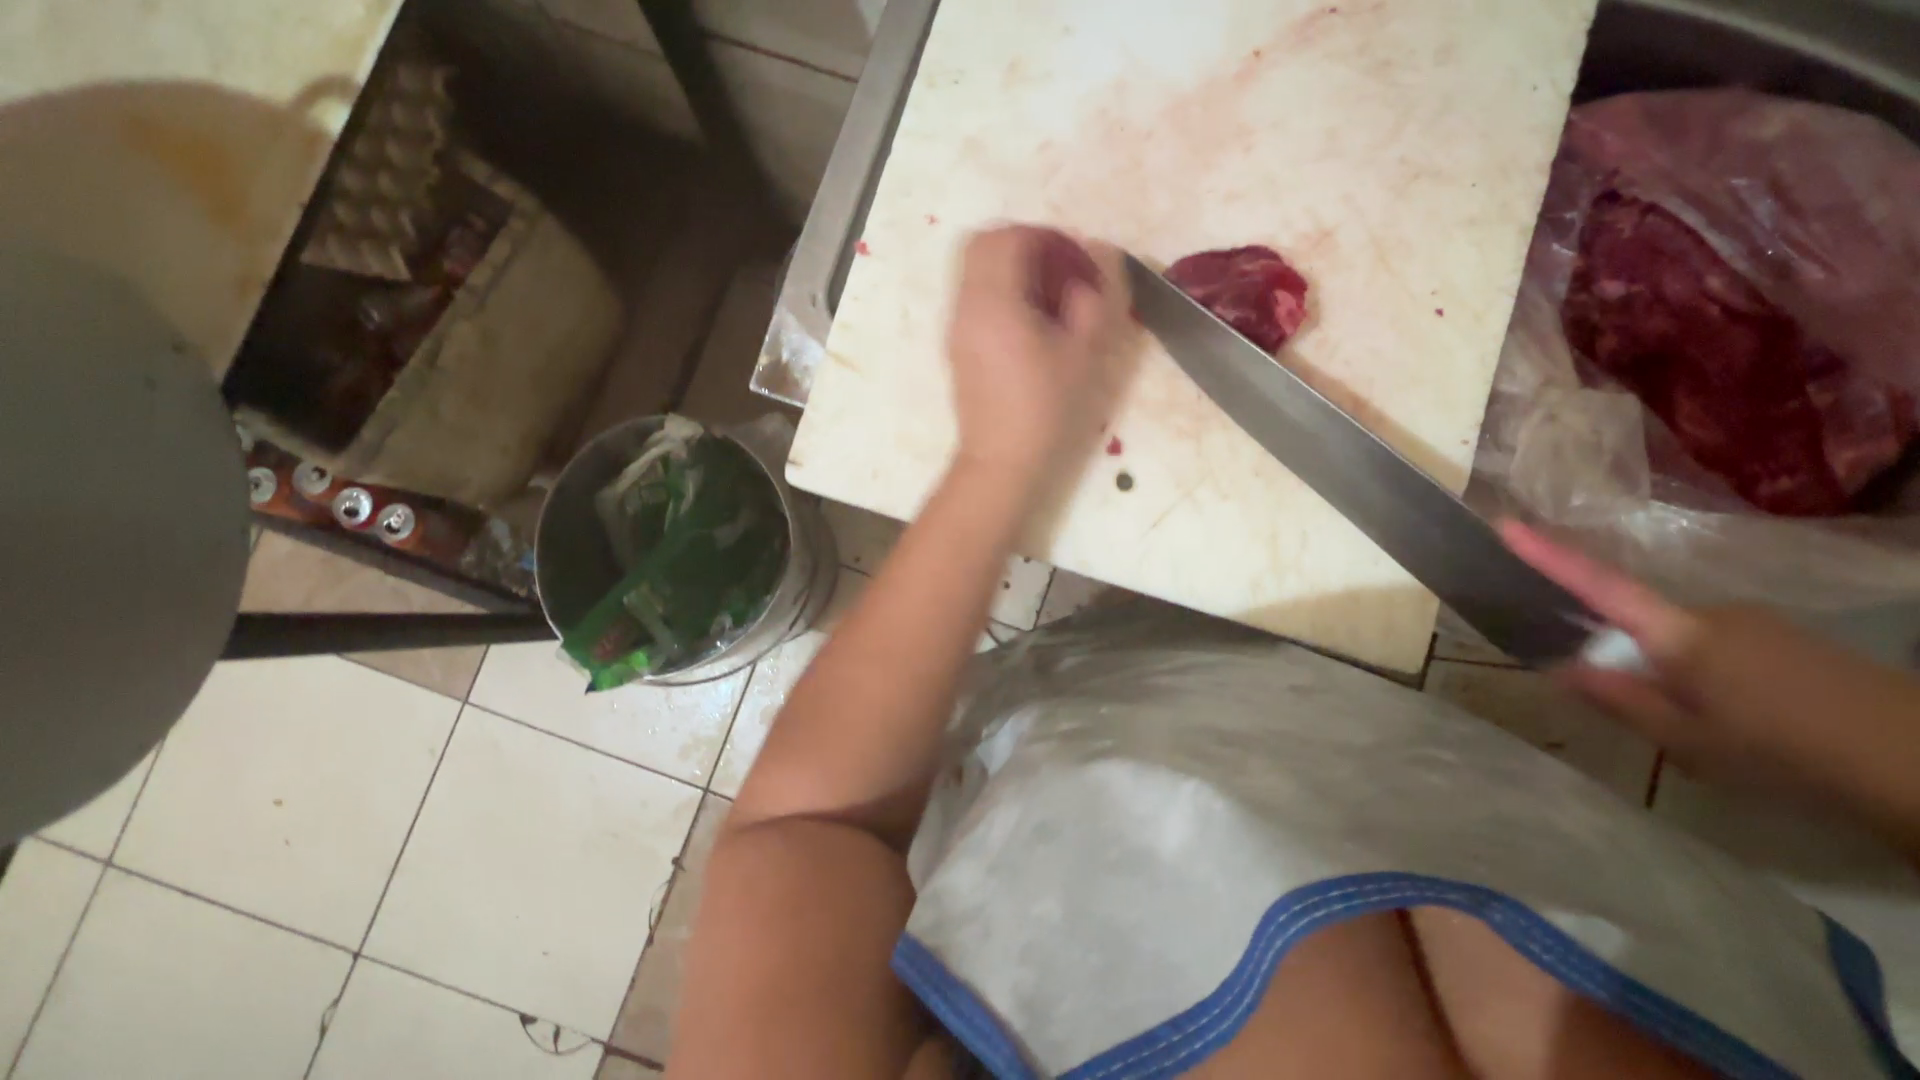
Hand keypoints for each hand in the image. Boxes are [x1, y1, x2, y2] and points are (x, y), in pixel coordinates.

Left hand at [945, 224, 1130, 494]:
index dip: (1044, 236)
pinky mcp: (958, 349)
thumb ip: (1097, 293)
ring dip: (1013, 271)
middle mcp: (965, 307)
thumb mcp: (1086, 351)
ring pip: (976, 272)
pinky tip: (1035, 329)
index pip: (1005, 237)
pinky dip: (1003, 296)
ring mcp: (956, 329)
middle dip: (1025, 246)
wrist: (1002, 464)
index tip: (1074, 261)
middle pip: (982, 246)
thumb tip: (1100, 252)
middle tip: (1062, 272)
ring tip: (1052, 302)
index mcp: (992, 302)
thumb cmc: (1048, 410)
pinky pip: (976, 300)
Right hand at [1504, 521, 1919, 847]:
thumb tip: (1560, 667)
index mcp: (1680, 635)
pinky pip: (1718, 649)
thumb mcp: (1687, 742)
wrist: (1917, 761)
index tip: (1506, 524)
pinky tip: (1740, 725)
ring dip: (1671, 675)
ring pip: (1681, 642)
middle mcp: (1713, 614)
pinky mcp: (1786, 640)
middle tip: (1639, 714)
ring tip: (1702, 733)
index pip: (1599, 587)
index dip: (1550, 556)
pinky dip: (1706, 679)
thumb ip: (1620, 699)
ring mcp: (1755, 623)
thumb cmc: (1785, 752)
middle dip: (1623, 657)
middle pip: (1640, 624)